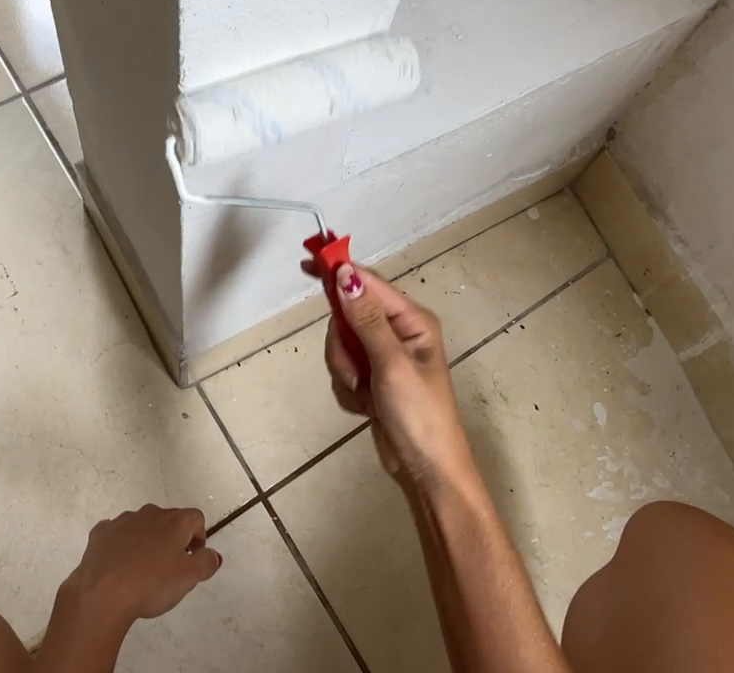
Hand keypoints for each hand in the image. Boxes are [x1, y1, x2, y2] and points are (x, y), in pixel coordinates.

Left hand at [63, 505, 221, 625]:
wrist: (103, 592)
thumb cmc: (152, 583)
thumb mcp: (189, 578)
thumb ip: (206, 563)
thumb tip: (213, 554)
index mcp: (173, 521)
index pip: (196, 518)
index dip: (198, 538)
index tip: (192, 560)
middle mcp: (149, 514)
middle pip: (168, 521)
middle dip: (172, 540)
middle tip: (170, 569)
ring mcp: (122, 521)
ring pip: (142, 526)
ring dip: (147, 542)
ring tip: (143, 571)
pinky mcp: (100, 534)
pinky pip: (116, 534)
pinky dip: (121, 545)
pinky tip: (119, 566)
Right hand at [318, 261, 476, 492]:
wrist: (426, 470)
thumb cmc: (418, 413)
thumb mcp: (391, 363)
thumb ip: (365, 318)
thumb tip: (345, 274)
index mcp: (412, 320)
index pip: (368, 284)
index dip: (339, 272)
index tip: (308, 263)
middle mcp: (398, 331)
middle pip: (348, 315)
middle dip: (342, 344)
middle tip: (352, 371)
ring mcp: (383, 356)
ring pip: (341, 344)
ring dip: (344, 370)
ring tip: (363, 393)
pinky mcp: (372, 378)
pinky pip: (343, 368)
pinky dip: (348, 388)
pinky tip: (365, 405)